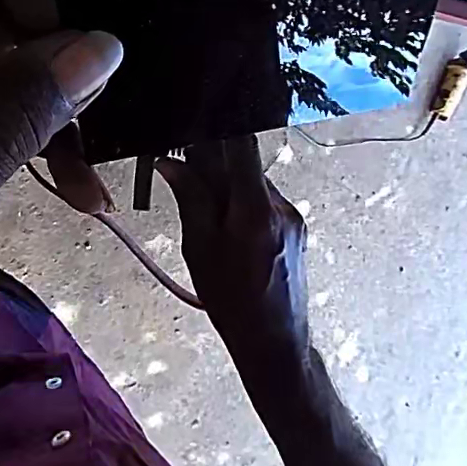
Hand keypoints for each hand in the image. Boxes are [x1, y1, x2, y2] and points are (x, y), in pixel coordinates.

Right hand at [156, 137, 311, 363]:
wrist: (274, 342)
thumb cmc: (230, 298)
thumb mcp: (199, 246)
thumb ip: (190, 197)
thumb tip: (170, 161)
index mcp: (255, 209)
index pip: (241, 146)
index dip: (217, 129)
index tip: (194, 123)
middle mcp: (281, 205)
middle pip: (244, 163)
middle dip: (213, 164)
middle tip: (184, 176)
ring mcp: (293, 216)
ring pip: (252, 180)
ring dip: (226, 184)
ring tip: (204, 211)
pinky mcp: (296, 227)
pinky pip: (263, 198)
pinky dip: (241, 199)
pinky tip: (225, 224)